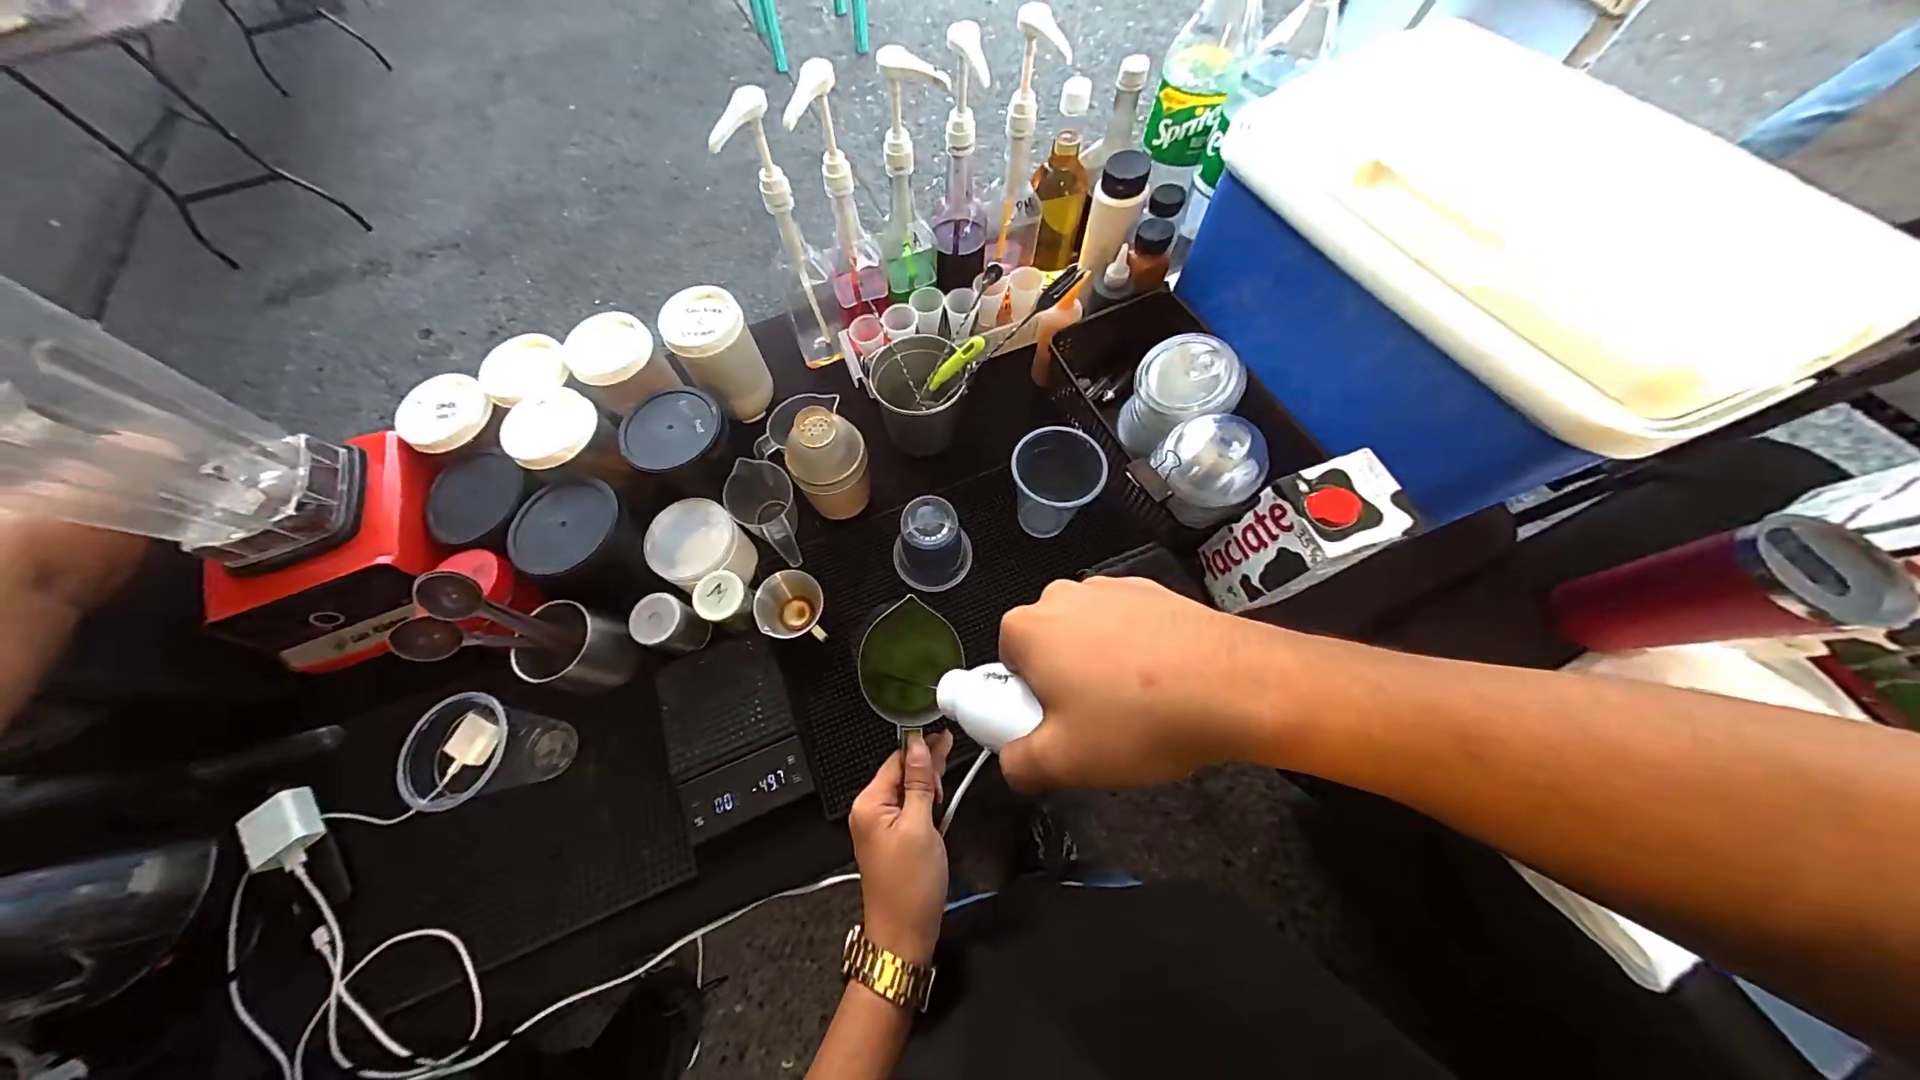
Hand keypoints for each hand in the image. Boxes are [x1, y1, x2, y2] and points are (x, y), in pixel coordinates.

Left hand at [848, 731, 952, 965]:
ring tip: (946, 768)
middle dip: (925, 761)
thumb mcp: (920, 826)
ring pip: (906, 791)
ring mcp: (879, 828)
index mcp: (869, 804)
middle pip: (900, 774)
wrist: (903, 935)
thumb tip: (919, 749)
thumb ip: (920, 783)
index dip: (920, 747)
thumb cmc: (909, 887)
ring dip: (927, 781)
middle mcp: (869, 812)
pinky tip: (938, 795)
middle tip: (949, 745)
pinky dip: (924, 801)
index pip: (896, 761)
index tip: (942, 735)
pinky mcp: (892, 841)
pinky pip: (908, 809)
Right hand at [997, 576, 1274, 791]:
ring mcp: (1109, 588)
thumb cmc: (1138, 720)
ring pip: (1085, 636)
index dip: (1025, 703)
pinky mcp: (1150, 590)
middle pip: (1044, 647)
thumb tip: (1013, 760)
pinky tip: (1162, 681)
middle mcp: (1062, 596)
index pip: (1004, 667)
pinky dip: (1134, 650)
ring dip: (1097, 665)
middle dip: (1059, 682)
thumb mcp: (1063, 763)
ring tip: (1136, 705)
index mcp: (1027, 628)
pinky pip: (1125, 625)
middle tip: (1094, 723)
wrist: (1235, 686)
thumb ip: (1017, 765)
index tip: (1057, 729)